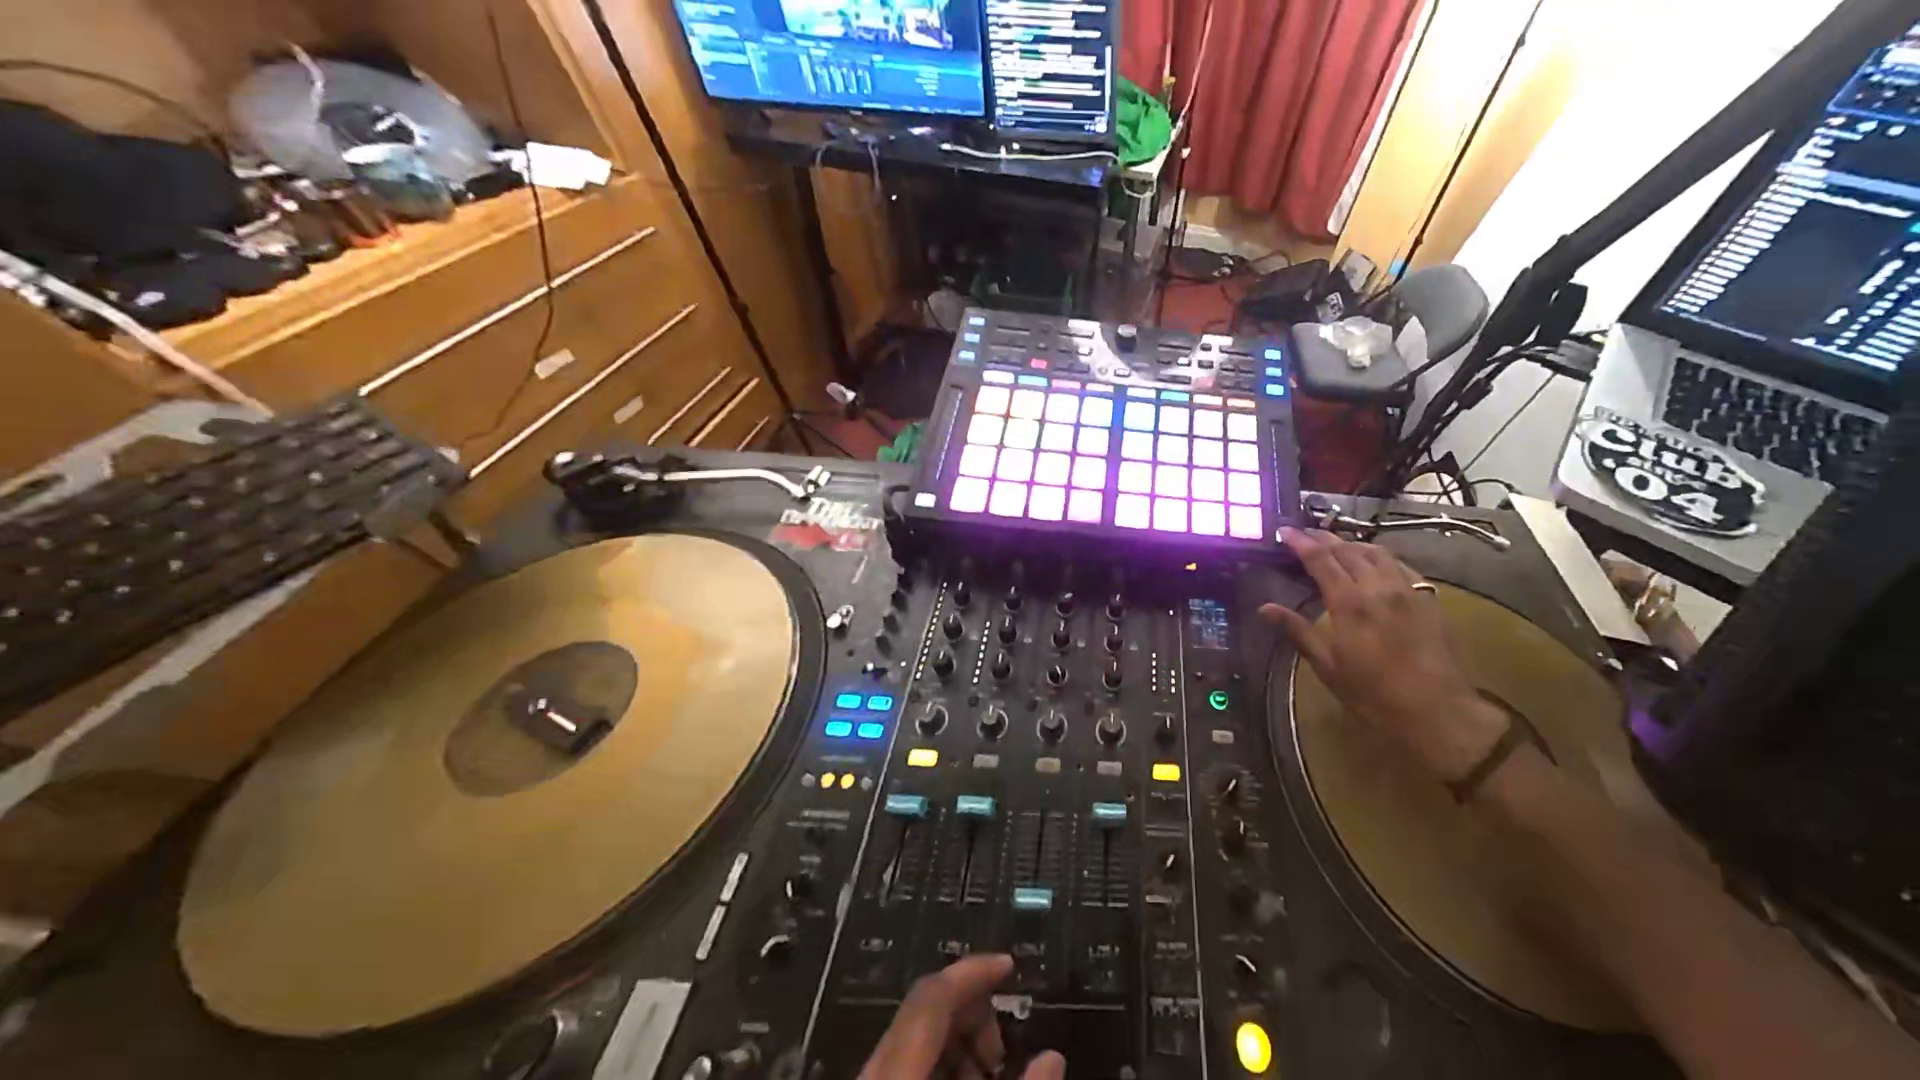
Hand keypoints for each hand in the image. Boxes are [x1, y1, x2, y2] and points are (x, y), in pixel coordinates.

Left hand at [857, 954, 1065, 1079]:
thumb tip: (1053, 1058)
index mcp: (897, 1070)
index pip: (932, 995)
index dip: (972, 971)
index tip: (1008, 964)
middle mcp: (876, 1068)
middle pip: (924, 1010)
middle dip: (973, 1015)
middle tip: (1005, 1052)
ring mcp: (872, 1079)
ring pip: (916, 1038)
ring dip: (961, 1044)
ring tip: (993, 1074)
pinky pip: (907, 1063)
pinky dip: (942, 1066)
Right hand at [1260, 527, 1505, 780]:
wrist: (1437, 710)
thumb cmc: (1373, 693)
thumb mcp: (1328, 665)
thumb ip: (1298, 631)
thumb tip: (1265, 608)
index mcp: (1350, 603)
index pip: (1320, 560)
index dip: (1300, 542)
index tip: (1285, 531)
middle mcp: (1379, 588)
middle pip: (1348, 550)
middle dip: (1324, 539)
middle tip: (1306, 534)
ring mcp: (1408, 591)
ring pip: (1378, 552)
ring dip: (1353, 544)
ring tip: (1338, 544)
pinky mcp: (1428, 600)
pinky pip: (1401, 566)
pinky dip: (1381, 557)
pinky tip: (1375, 564)